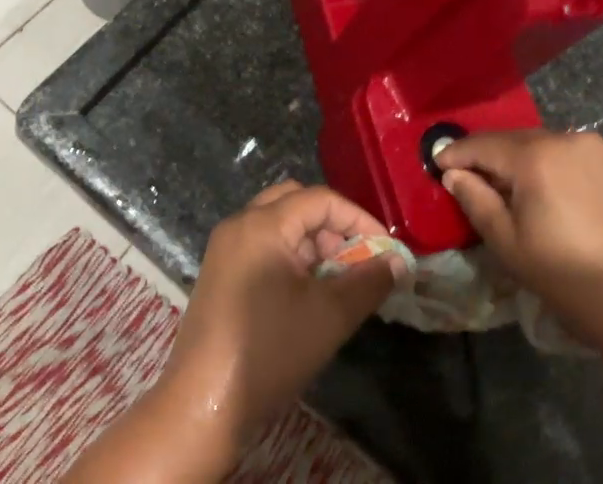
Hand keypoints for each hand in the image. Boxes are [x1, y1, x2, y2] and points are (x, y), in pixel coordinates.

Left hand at [158, 181, 403, 445]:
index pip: (320, 199)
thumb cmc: (271, 350)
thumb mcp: (330, 315)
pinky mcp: (220, 275)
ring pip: (278, 226)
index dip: (358, 219)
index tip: (386, 251)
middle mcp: (239, 225)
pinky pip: (262, 248)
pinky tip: (307, 295)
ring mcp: (224, 250)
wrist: (205, 403)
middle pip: (295, 203)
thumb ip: (368, 281)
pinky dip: (290, 258)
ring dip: (312, 244)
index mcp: (262, 225)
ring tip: (337, 283)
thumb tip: (397, 262)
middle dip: (332, 227)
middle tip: (356, 260)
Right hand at [437, 130, 602, 364]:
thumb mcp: (510, 248)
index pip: (483, 144)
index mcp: (537, 158)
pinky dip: (574, 176)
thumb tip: (455, 174)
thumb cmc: (573, 282)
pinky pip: (592, 164)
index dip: (457, 154)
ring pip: (559, 151)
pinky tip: (578, 206)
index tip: (439, 164)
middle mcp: (574, 141)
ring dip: (539, 167)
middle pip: (522, 143)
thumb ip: (476, 202)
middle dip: (497, 160)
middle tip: (481, 183)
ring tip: (534, 198)